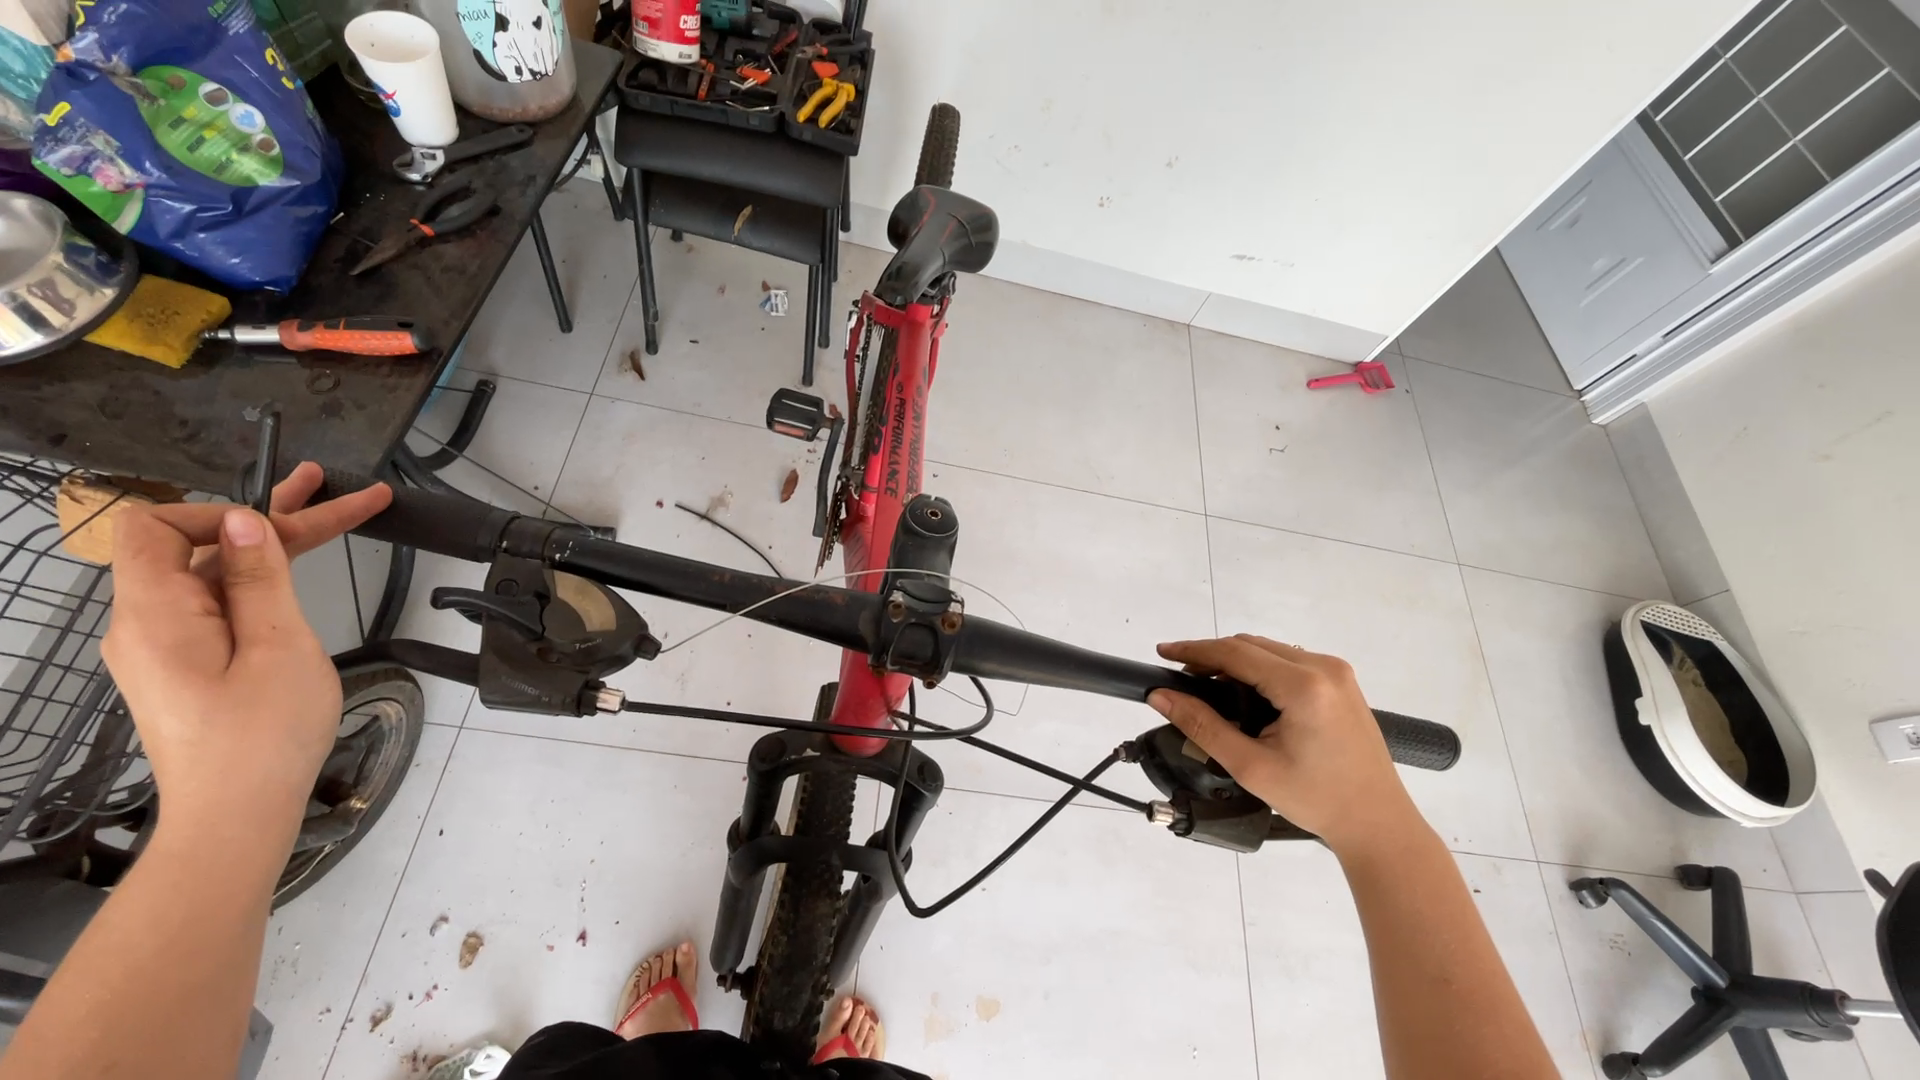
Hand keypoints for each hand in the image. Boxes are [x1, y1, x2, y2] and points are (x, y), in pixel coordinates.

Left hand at [101, 466, 391, 833]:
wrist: (238, 814)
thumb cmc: (263, 733)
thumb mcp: (278, 648)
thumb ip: (260, 581)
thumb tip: (242, 523)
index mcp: (156, 614)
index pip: (153, 528)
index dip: (216, 515)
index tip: (280, 532)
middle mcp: (147, 624)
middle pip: (197, 549)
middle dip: (267, 517)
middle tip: (334, 490)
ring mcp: (165, 646)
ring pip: (214, 576)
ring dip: (269, 545)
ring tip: (331, 510)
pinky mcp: (187, 665)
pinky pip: (216, 607)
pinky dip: (259, 581)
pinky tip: (295, 571)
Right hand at [1148, 634, 1421, 853]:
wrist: (1377, 821)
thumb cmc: (1314, 798)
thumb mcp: (1250, 766)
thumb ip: (1202, 726)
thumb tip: (1160, 697)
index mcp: (1304, 686)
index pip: (1236, 653)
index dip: (1194, 650)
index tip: (1162, 653)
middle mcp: (1324, 667)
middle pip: (1252, 645)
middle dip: (1212, 656)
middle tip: (1179, 679)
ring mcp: (1337, 672)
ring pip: (1270, 650)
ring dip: (1235, 661)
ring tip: (1205, 687)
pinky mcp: (1341, 682)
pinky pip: (1288, 661)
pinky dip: (1259, 669)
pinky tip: (1241, 692)